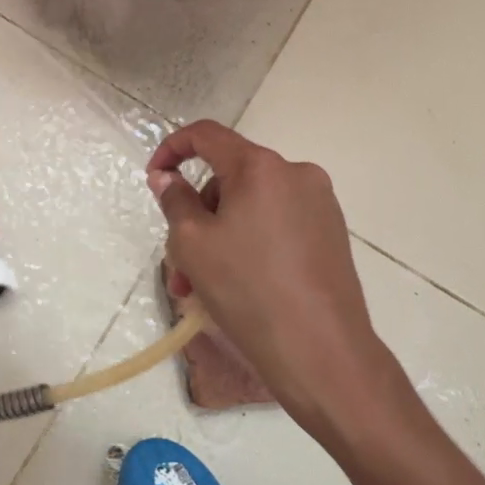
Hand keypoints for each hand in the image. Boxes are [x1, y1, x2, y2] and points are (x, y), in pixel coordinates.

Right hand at [147, 121, 414, 443]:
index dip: (172, 148)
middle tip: (177, 263)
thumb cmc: (246, 288)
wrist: (320, 348)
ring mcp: (319, 205)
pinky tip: (237, 286)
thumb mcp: (192, 243)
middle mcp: (296, 175)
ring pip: (250, 207)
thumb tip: (167, 177)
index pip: (206, 135)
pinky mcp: (330, 234)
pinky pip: (275, 226)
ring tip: (201, 288)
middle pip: (229, 177)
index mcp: (261, 168)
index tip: (154, 178)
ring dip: (219, 237)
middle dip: (196, 214)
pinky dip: (248, 245)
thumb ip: (175, 201)